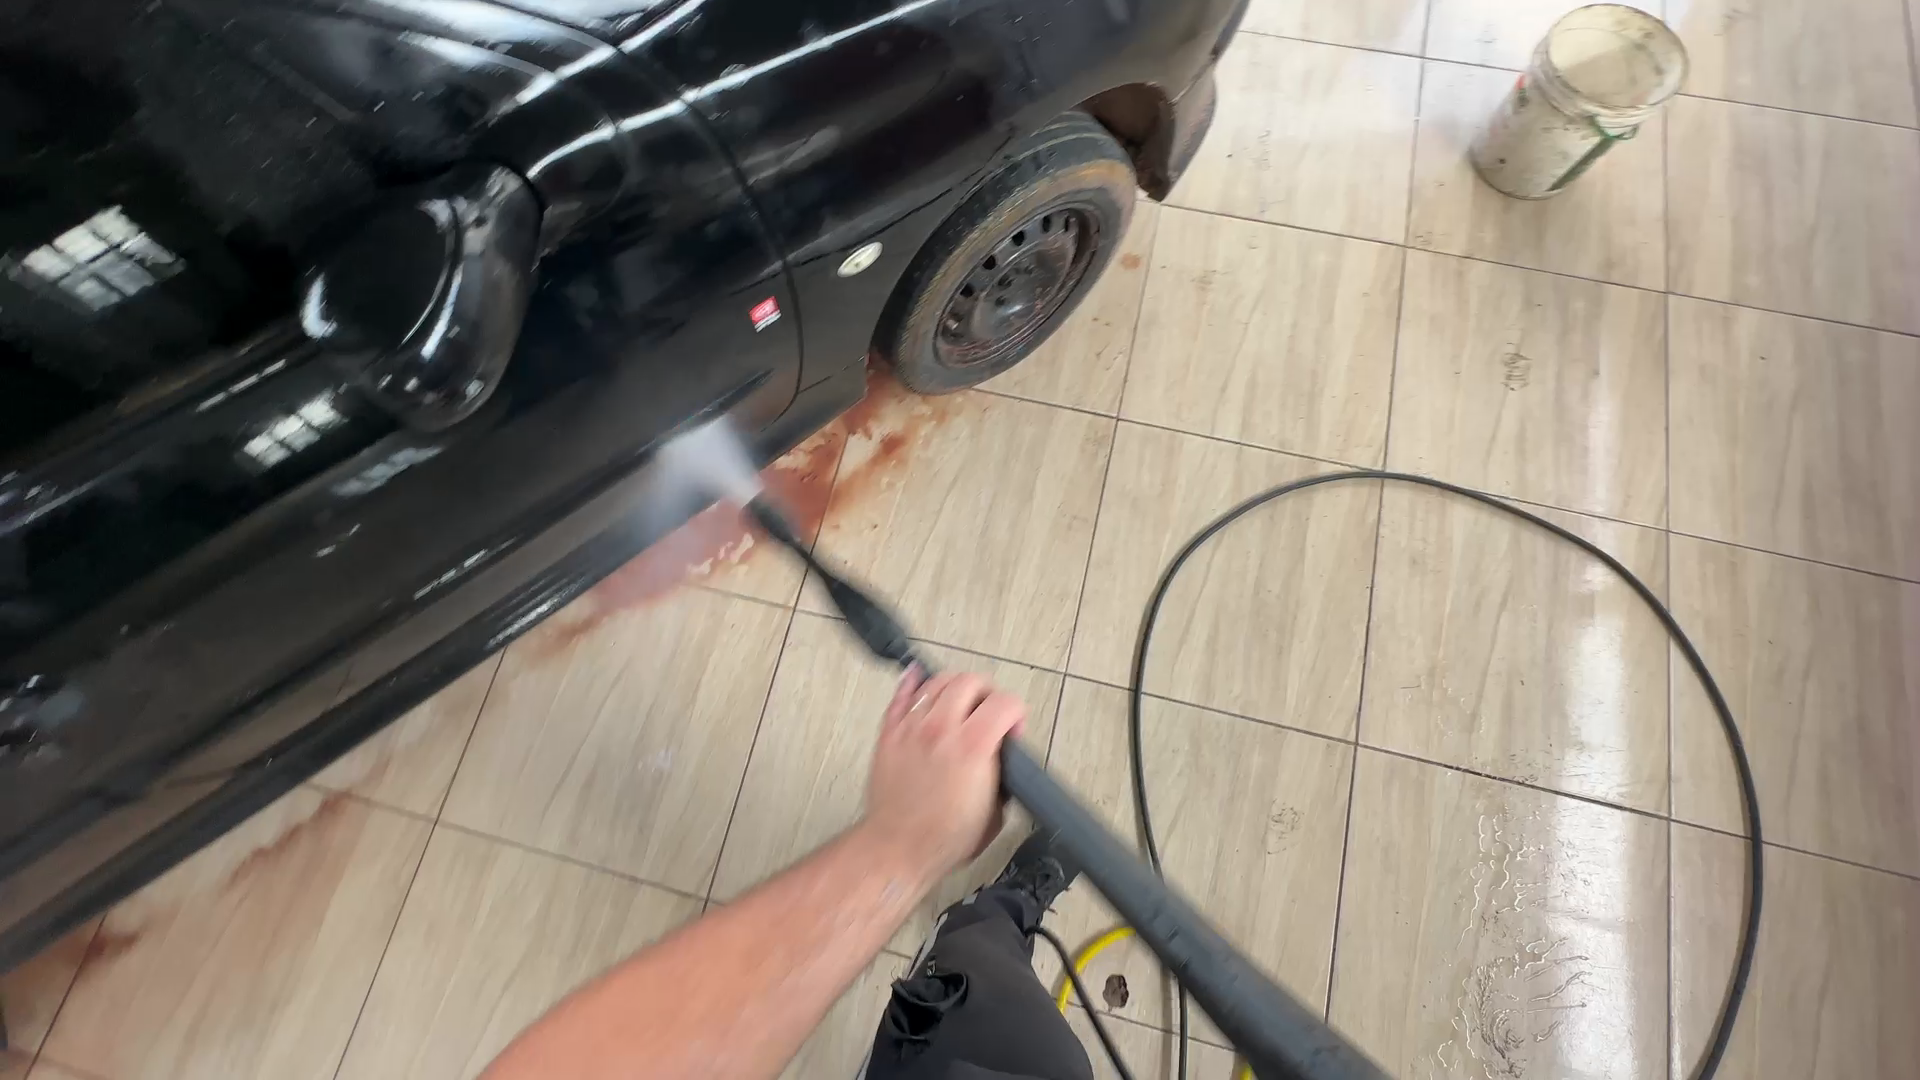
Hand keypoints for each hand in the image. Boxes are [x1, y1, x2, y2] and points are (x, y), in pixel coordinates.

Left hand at [861, 667, 1025, 889]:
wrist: (899, 847)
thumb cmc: (945, 837)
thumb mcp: (996, 812)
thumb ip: (1002, 774)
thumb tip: (1001, 758)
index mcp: (973, 746)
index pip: (1005, 702)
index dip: (1017, 713)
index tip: (1013, 729)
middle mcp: (942, 728)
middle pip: (970, 681)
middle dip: (987, 692)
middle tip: (989, 711)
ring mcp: (912, 727)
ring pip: (937, 681)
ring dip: (955, 686)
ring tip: (960, 702)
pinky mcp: (890, 733)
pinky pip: (901, 695)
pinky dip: (913, 682)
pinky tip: (920, 679)